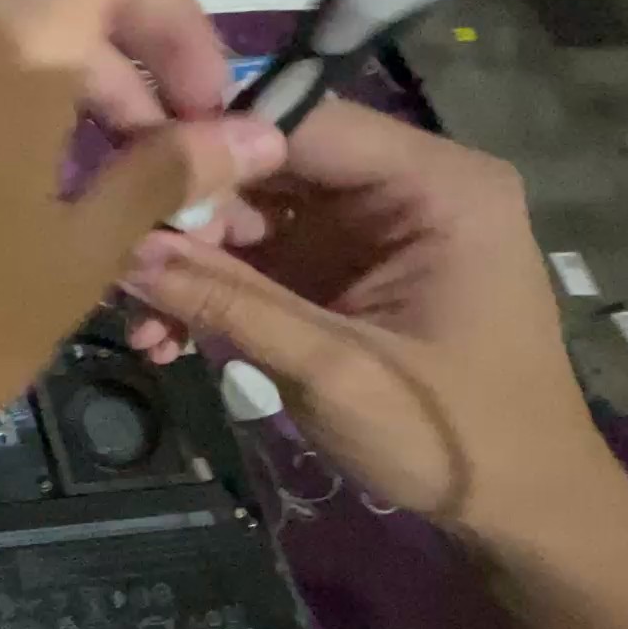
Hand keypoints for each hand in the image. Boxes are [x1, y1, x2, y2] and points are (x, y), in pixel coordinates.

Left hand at [0, 0, 295, 478]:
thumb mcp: (76, 260)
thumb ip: (163, 177)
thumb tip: (249, 135)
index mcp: (19, 42)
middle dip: (168, 38)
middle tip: (210, 129)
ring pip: (35, 38)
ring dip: (109, 84)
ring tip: (152, 174)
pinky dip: (44, 110)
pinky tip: (73, 183)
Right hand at [121, 100, 620, 532]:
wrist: (505, 502)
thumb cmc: (448, 429)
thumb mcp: (329, 365)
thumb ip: (225, 303)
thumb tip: (123, 254)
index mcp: (433, 187)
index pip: (301, 126)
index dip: (210, 147)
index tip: (127, 188)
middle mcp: (390, 194)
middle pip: (259, 173)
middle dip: (184, 224)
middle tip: (121, 273)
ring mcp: (350, 236)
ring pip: (238, 223)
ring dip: (181, 273)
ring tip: (143, 330)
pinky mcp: (320, 277)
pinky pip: (240, 268)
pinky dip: (199, 301)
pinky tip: (164, 344)